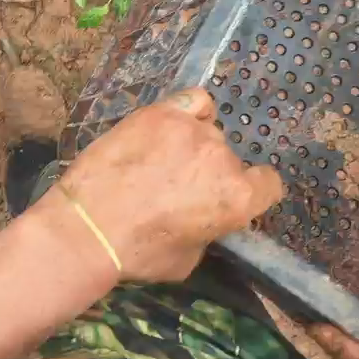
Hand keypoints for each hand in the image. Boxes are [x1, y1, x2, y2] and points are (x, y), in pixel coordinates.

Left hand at [41, 87, 283, 282]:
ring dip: (190, 144)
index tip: (225, 198)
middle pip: (228, 158)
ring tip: (158, 158)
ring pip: (205, 131)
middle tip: (176, 184)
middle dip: (208, 171)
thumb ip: (208, 228)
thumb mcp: (190, 258)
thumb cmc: (139, 251)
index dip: (249, 192)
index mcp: (238, 197)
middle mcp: (222, 157)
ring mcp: (191, 130)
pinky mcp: (159, 112)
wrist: (91, 224)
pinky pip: (191, 101)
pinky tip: (169, 125)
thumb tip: (202, 216)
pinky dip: (186, 111)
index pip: (267, 184)